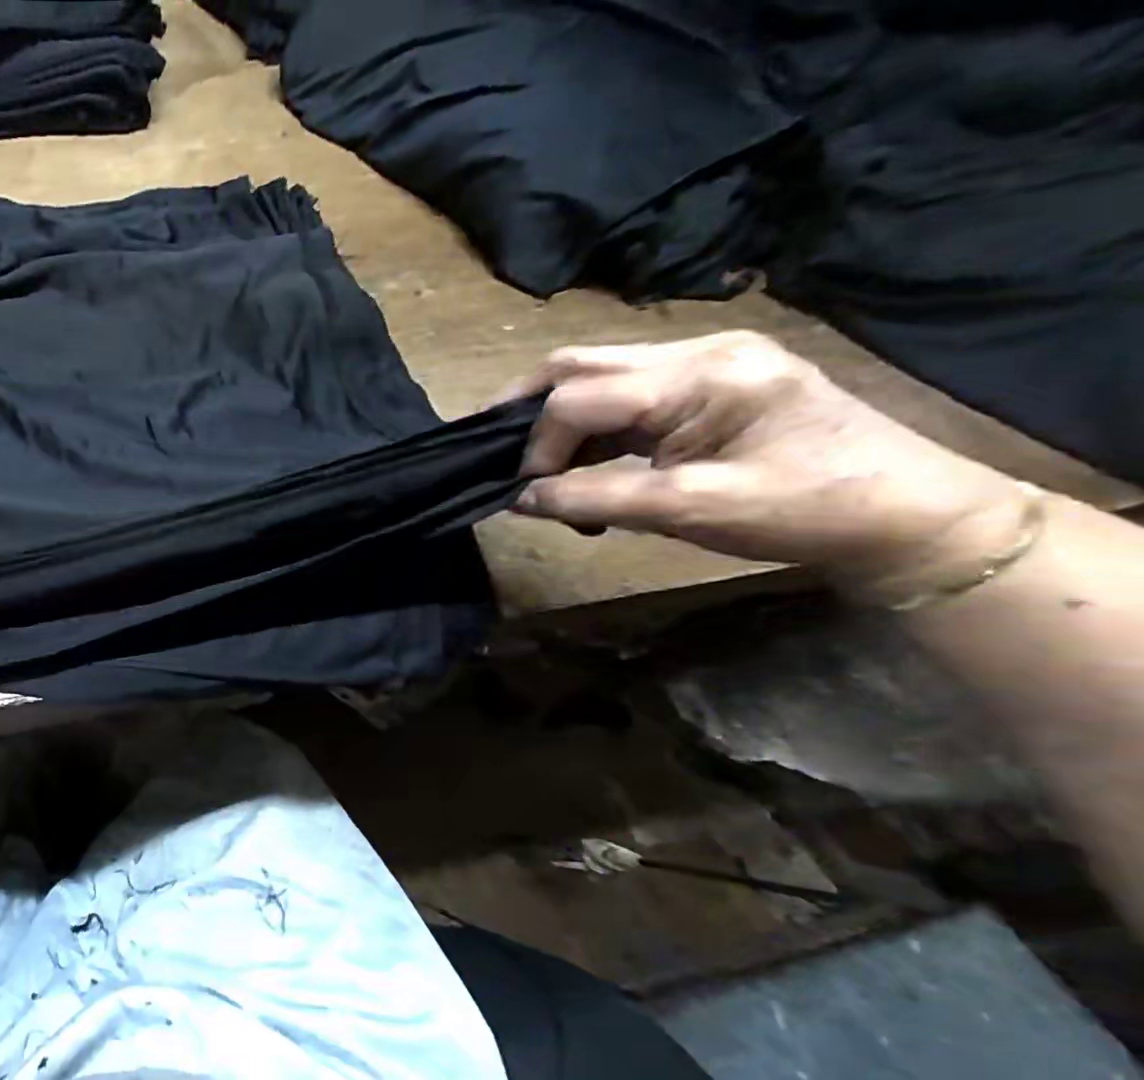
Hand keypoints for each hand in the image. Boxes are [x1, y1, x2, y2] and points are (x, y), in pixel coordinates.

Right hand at [496, 331, 1030, 592]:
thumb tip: (519, 498)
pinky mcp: (714, 381)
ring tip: (536, 464)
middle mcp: (699, 350)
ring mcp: (709, 361)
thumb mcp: (689, 510)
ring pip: (600, 373)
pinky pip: (630, 391)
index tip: (525, 493)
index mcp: (701, 374)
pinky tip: (585, 460)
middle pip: (581, 362)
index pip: (580, 396)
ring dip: (559, 417)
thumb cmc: (806, 513)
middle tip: (491, 446)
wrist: (911, 519)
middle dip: (526, 406)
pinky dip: (594, 425)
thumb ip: (593, 498)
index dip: (537, 445)